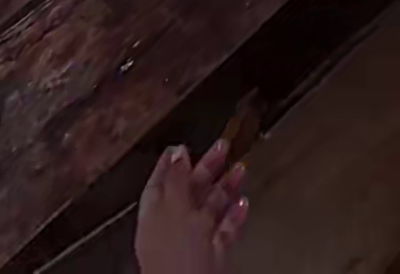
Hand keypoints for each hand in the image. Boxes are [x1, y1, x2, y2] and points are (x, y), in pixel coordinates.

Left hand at [134, 139, 247, 273]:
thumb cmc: (175, 252)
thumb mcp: (174, 207)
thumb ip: (176, 178)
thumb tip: (179, 152)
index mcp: (156, 214)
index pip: (160, 181)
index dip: (171, 162)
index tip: (183, 143)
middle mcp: (173, 226)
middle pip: (190, 190)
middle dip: (208, 167)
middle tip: (223, 145)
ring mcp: (194, 241)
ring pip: (211, 208)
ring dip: (226, 187)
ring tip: (241, 169)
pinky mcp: (212, 255)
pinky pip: (224, 230)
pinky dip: (234, 216)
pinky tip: (243, 204)